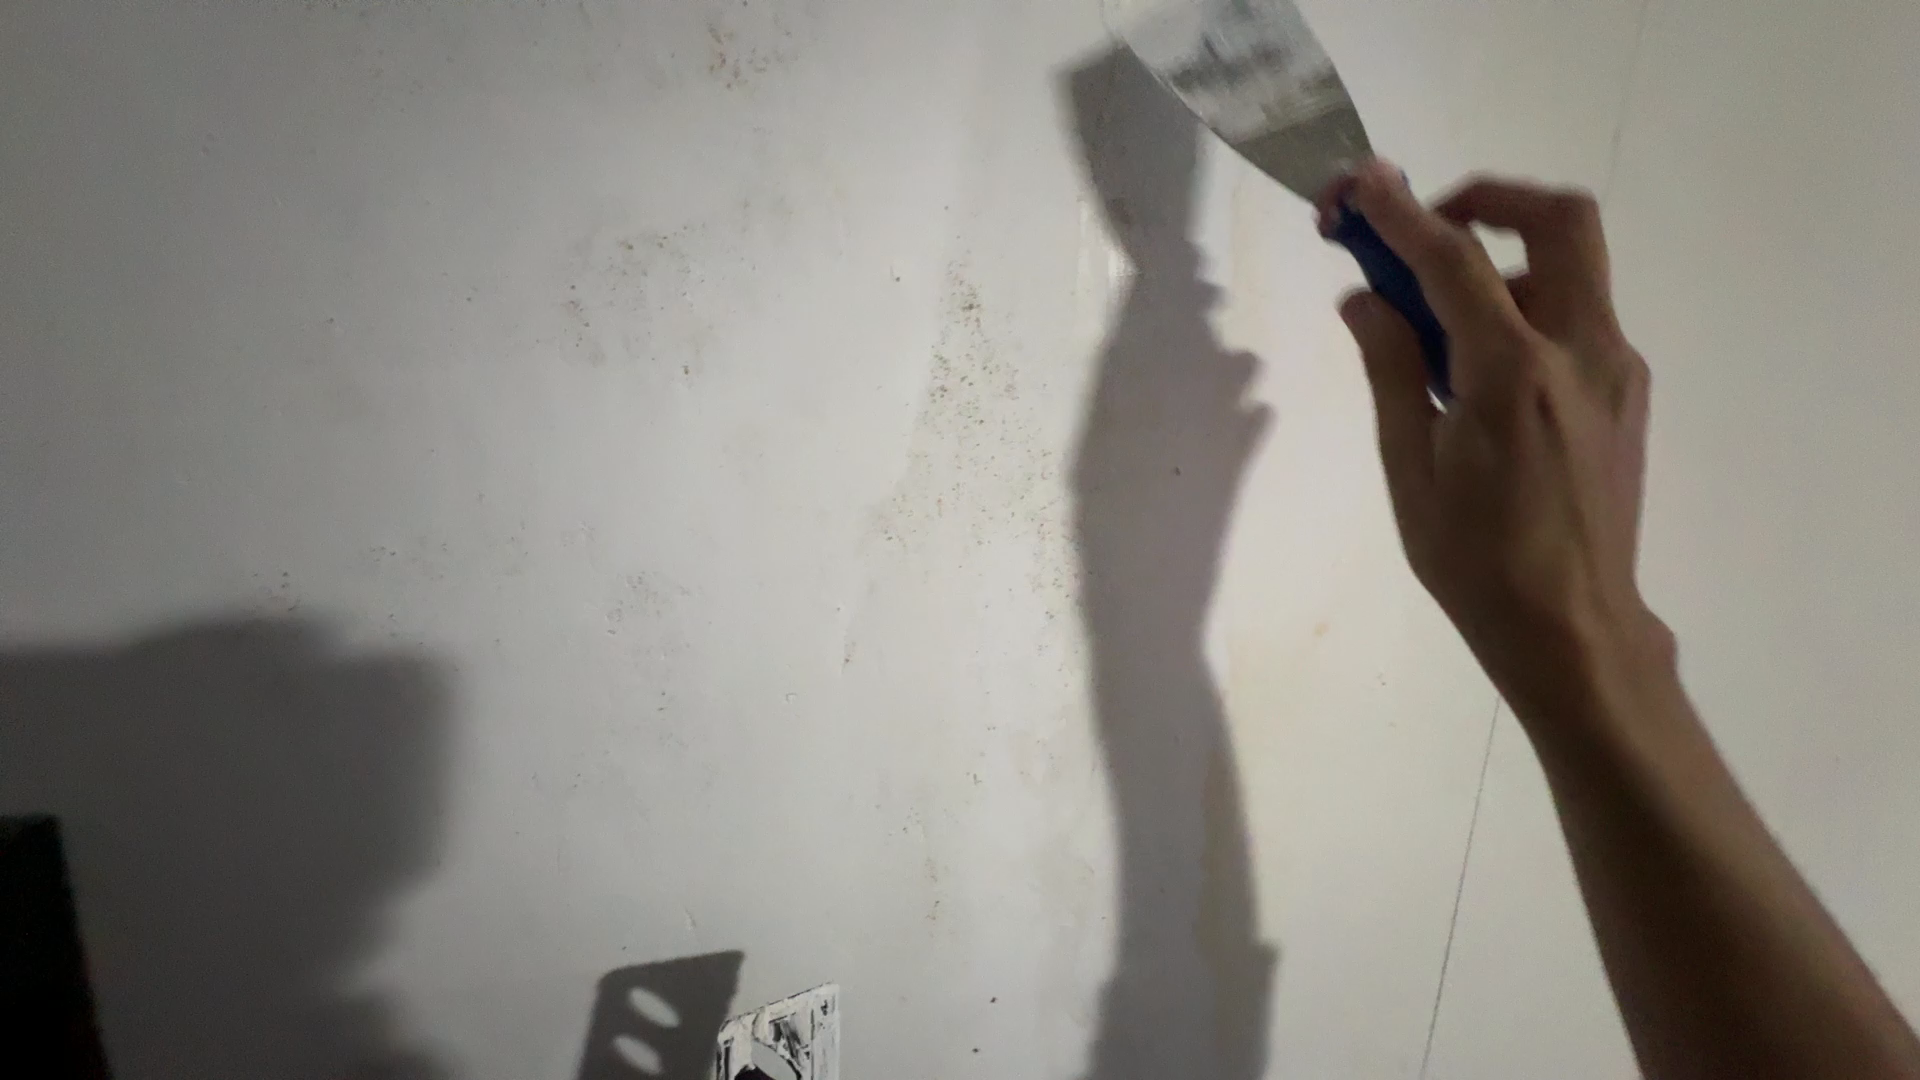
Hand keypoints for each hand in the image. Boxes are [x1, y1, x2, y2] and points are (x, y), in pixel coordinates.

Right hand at [1328, 162, 1665, 723]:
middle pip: (1559, 222)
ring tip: (1429, 322)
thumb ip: (1390, 369)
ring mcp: (1616, 369)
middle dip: (1486, 202)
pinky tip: (1471, 369)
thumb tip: (1363, 300)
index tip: (1361, 185)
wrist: (1566, 622)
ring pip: (1569, 269)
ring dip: (1496, 263)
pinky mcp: (1624, 392)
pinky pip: (1573, 317)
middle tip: (1423, 230)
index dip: (1402, 215)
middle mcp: (1583, 351)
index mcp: (1513, 374)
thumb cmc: (1467, 554)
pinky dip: (1517, 309)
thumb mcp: (1408, 465)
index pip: (1454, 264)